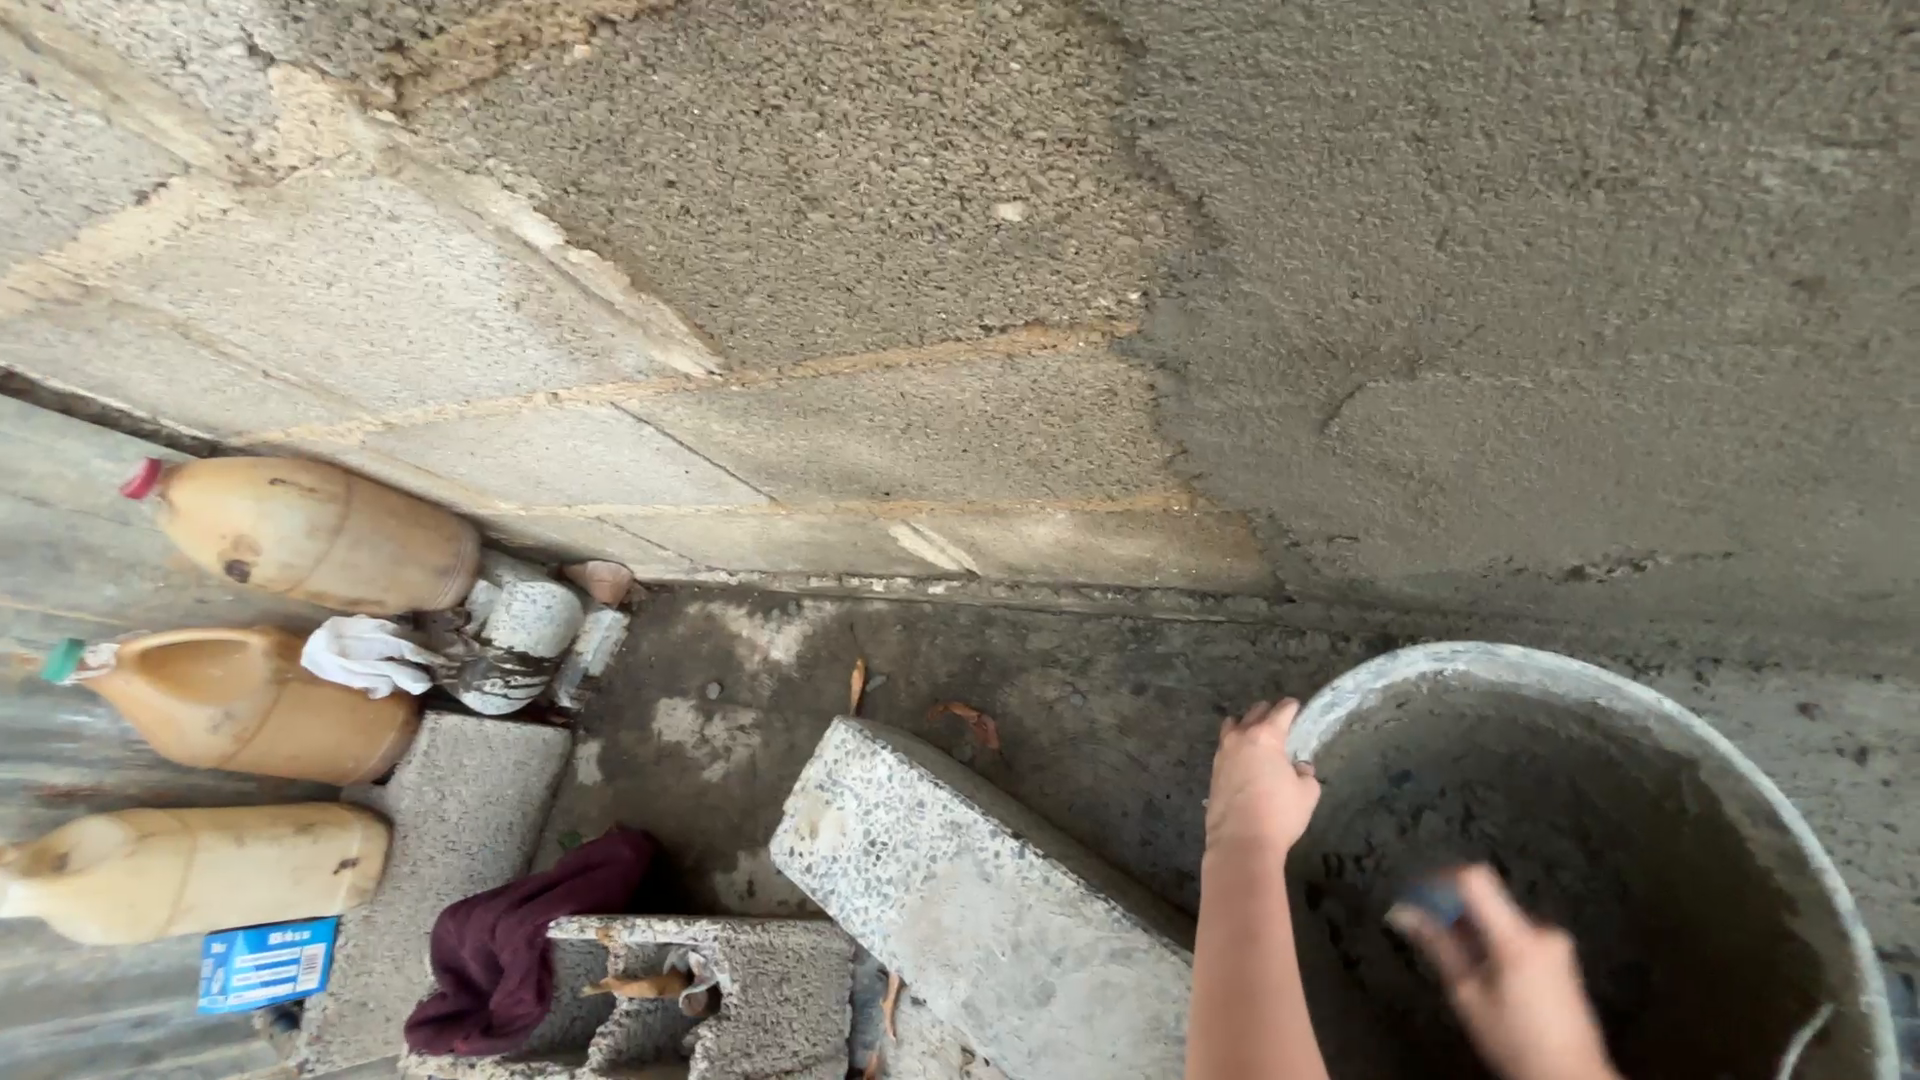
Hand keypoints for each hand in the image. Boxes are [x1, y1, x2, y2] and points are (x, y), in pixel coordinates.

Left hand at [1205, 699, 1320, 851]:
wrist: (1240, 839)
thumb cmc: (1279, 813)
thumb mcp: (1306, 793)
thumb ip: (1305, 775)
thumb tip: (1299, 768)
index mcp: (1265, 736)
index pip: (1280, 712)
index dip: (1290, 707)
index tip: (1295, 705)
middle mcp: (1240, 737)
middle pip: (1253, 713)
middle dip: (1267, 712)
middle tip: (1277, 718)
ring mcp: (1223, 752)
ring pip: (1232, 726)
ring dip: (1244, 724)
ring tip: (1254, 732)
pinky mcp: (1213, 769)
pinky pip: (1225, 746)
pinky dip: (1235, 744)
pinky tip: (1242, 755)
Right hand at [1388, 865, 1621, 1079]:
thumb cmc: (1514, 1040)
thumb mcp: (1466, 993)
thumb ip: (1436, 945)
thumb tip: (1401, 911)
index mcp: (1518, 939)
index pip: (1474, 879)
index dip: (1439, 881)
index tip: (1417, 900)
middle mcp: (1542, 931)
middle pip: (1484, 896)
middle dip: (1450, 908)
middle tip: (1425, 932)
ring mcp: (1555, 943)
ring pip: (1497, 913)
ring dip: (1469, 925)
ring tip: (1453, 957)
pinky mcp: (1560, 956)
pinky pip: (1513, 929)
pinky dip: (1489, 937)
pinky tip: (1481, 967)